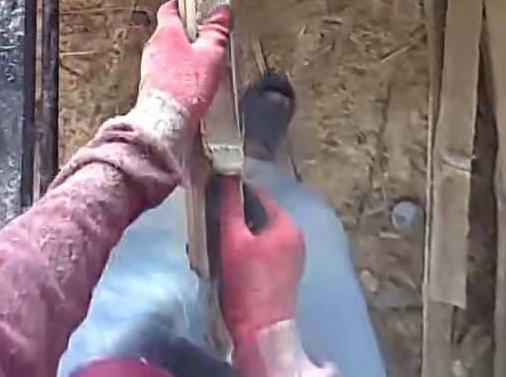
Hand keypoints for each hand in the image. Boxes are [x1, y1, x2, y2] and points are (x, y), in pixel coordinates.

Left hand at [139, 0, 231, 122]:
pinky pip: (163, 72)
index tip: (191, 6)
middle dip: (185, 35)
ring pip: (166, 52)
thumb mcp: (211, 55)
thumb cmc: (186, 86)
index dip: (181, 6)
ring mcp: (149, 66)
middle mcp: (154, 46)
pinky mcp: (150, 84)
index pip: (170, 8)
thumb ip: (216, 32)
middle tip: (202, 40)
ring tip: (199, 66)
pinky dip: (175, 74)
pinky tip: (189, 85)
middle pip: (168, 31)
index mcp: (167, 32)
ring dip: (180, 56)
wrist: (166, 119)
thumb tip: (221, 13)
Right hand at [217, 177, 304, 343]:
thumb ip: (229, 203)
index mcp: (286, 224)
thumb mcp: (232, 239)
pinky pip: (264, 246)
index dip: (233, 190)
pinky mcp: (285, 271)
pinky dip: (248, 245)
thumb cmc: (247, 284)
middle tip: (211, 216)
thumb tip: (226, 171)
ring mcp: (292, 255)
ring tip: (217, 235)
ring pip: (259, 230)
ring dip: (239, 230)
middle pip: (258, 211)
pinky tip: (230, 253)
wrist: (261, 335)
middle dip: (235, 213)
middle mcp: (294, 235)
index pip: (257, 193)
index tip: (212, 192)